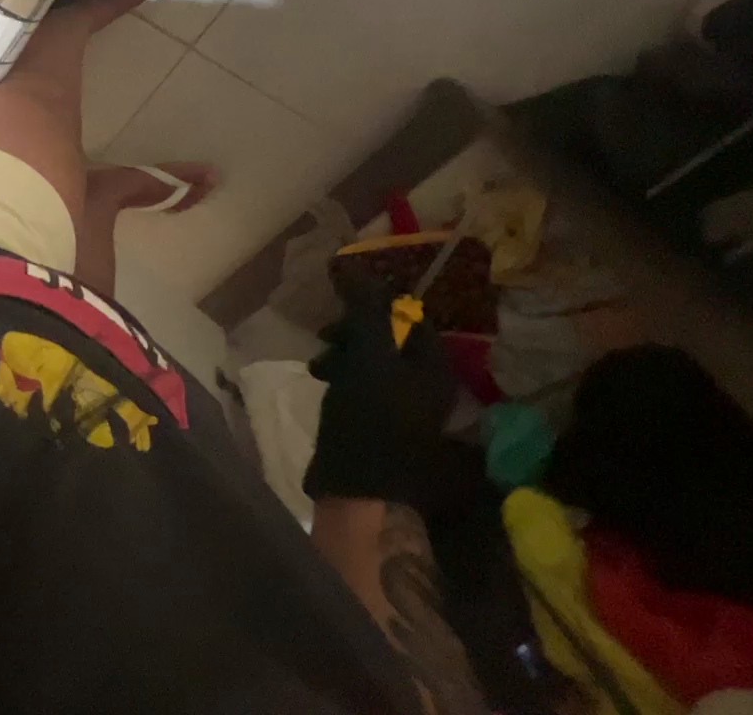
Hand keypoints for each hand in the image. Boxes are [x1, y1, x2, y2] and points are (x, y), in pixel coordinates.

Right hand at [303, 277, 466, 510]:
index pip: (408, 317)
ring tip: (319, 365)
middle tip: (326, 336)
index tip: (339, 304)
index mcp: (433, 367)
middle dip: (353, 332)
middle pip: (389, 340)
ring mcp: (405, 408)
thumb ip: (364, 310)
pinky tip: (323, 386)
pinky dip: (342, 379)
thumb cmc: (368, 415)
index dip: (374, 304)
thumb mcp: (366, 354)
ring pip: (372, 363)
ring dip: (343, 355)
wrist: (359, 485)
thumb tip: (350, 267)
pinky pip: (362, 387)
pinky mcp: (380, 426)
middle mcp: (427, 385)